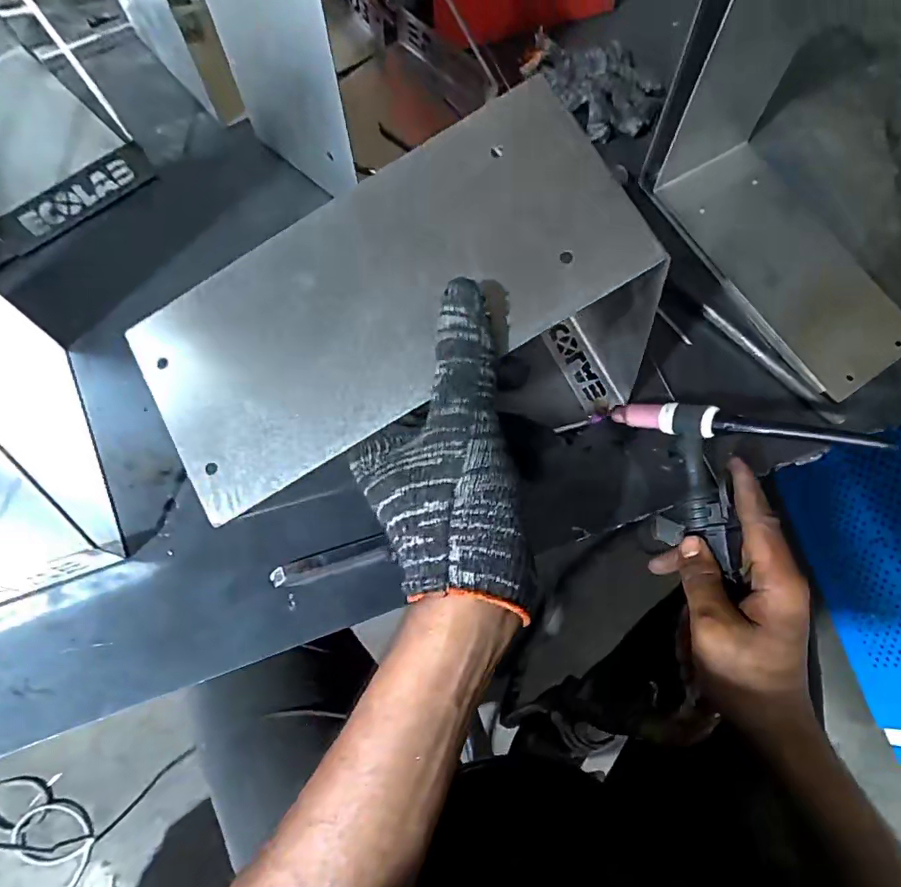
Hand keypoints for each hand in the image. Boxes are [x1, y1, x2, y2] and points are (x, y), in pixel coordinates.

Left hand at [350, 279, 533, 625]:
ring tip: (522, 384)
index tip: (460, 321)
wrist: (485, 579)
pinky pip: (477, 446)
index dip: (428, 345)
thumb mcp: (462, 423)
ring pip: (460, 420)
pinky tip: (526, 426)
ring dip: (493, 403)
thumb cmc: (457, 499)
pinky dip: (500, 433)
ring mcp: (429, 474)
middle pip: (431, 396)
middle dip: (472, 376)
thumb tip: (460, 293)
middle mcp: (394, 454)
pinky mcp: (461, 489)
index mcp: (374, 439)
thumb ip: (462, 361)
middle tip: (504, 353)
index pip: (395, 374)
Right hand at [648, 458, 812, 733]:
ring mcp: (774, 595)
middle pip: (744, 537)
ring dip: (700, 561)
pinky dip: (707, 580)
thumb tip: (691, 544)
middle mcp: (782, 579)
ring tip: (660, 568)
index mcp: (778, 579)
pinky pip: (733, 580)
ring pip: (734, 559)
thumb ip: (700, 582)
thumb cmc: (744, 679)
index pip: (760, 522)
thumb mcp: (713, 630)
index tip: (732, 462)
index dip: (744, 491)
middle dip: (706, 531)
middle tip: (670, 532)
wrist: (771, 724)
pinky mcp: (764, 608)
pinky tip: (682, 591)